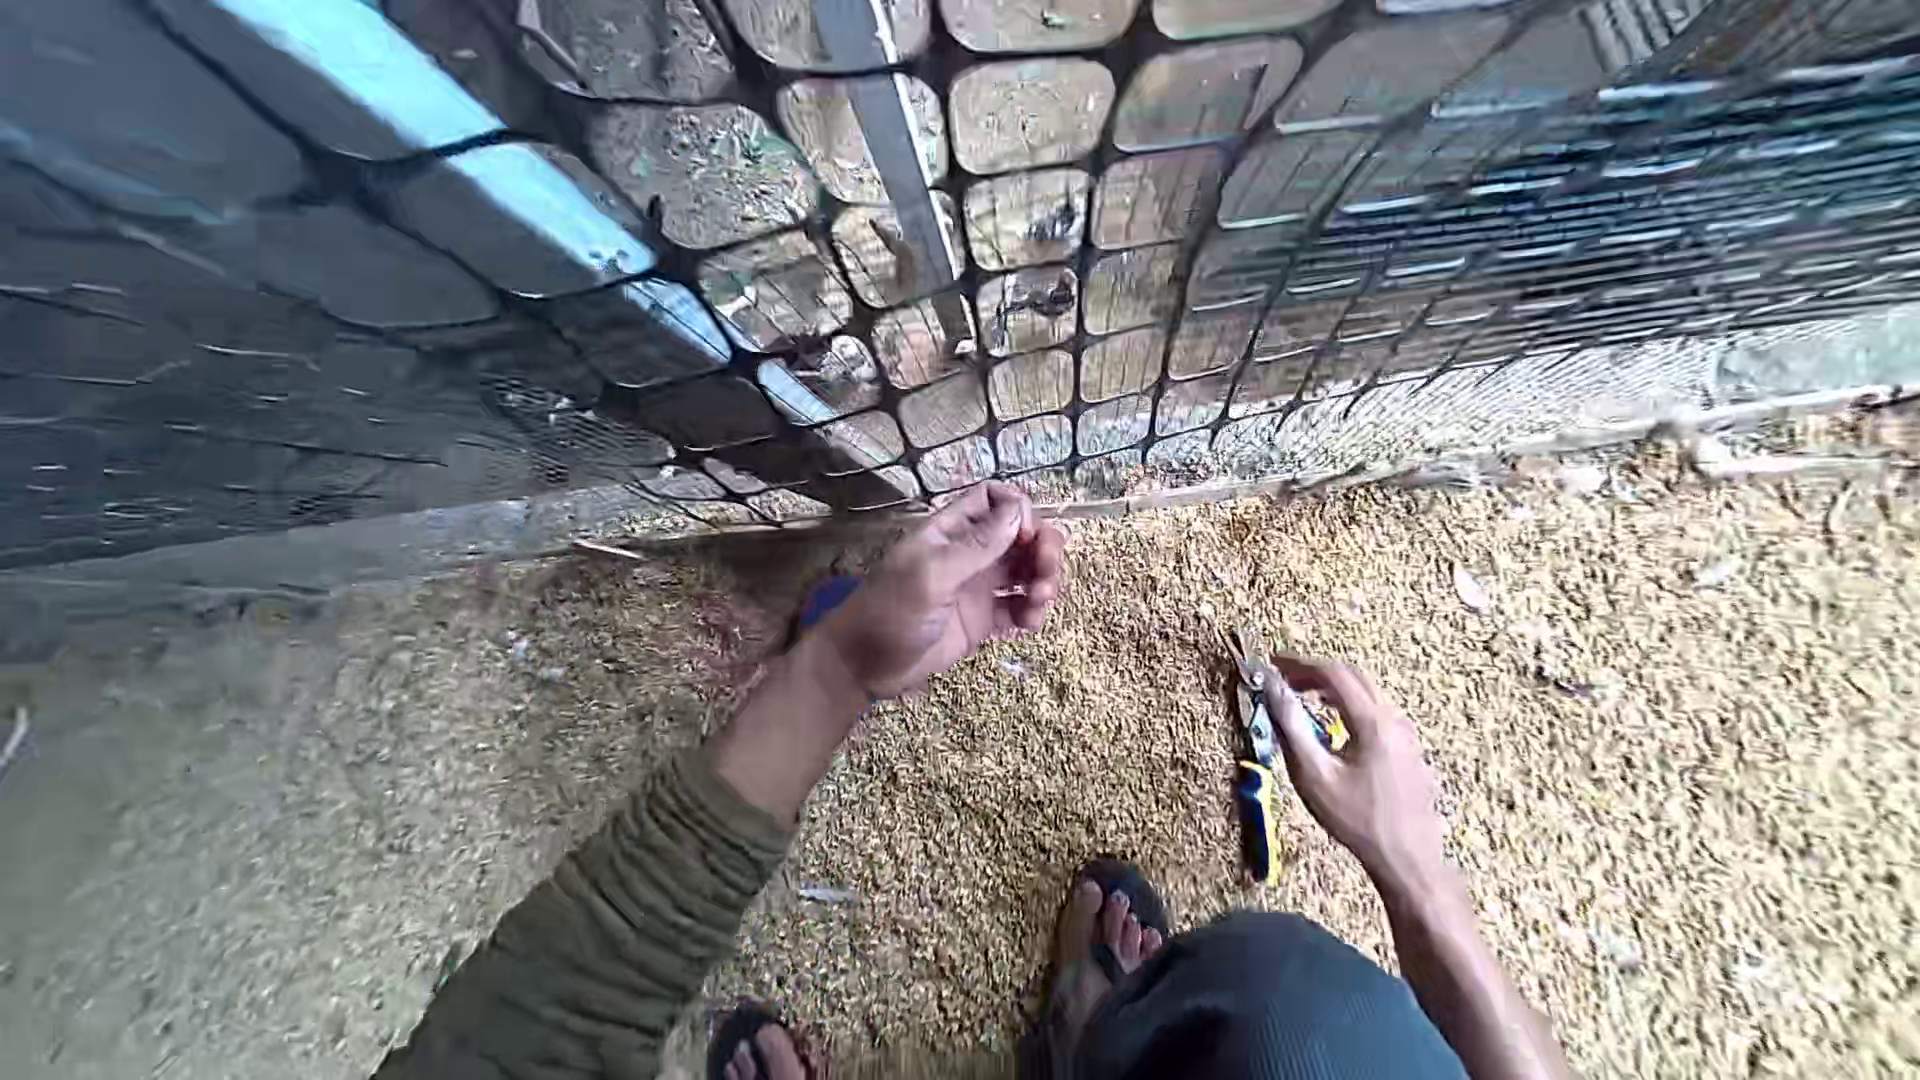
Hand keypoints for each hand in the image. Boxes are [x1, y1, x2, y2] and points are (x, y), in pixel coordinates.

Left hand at [814, 482, 1065, 699]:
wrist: (865, 667)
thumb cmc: (890, 613)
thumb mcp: (932, 575)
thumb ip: (977, 546)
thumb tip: (1019, 510)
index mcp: (950, 532)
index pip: (993, 500)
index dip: (1018, 511)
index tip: (1027, 536)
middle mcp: (969, 554)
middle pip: (1019, 534)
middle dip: (1042, 547)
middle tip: (1046, 574)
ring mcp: (977, 586)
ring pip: (1025, 569)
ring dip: (1043, 580)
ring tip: (1038, 602)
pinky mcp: (983, 620)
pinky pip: (1018, 606)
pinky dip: (1031, 611)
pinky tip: (1028, 624)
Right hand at [1267, 655, 1445, 889]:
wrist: (1409, 861)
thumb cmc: (1354, 819)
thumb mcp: (1312, 773)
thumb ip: (1290, 724)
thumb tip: (1271, 686)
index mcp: (1373, 723)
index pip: (1333, 673)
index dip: (1298, 663)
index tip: (1271, 664)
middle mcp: (1394, 720)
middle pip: (1352, 676)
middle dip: (1313, 670)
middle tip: (1282, 678)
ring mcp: (1406, 735)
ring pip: (1366, 691)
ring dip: (1330, 685)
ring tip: (1299, 695)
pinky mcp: (1409, 749)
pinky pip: (1375, 709)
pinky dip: (1346, 701)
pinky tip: (1330, 720)